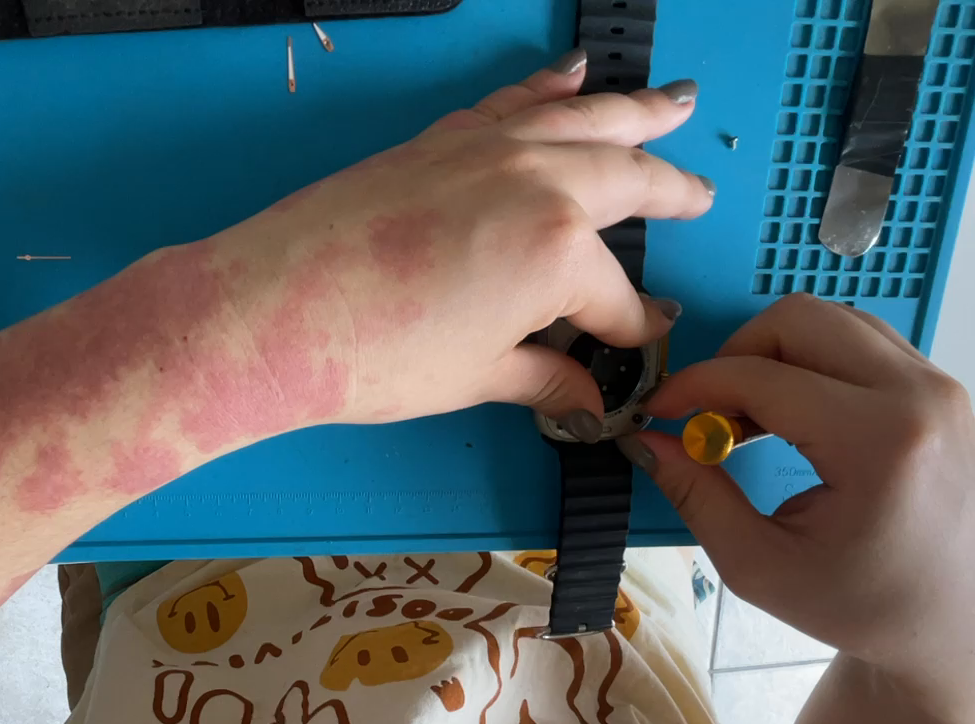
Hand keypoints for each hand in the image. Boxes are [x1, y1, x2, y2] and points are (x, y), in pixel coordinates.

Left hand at [174, 53, 713, 440]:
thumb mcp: (475, 376)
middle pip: (623, 183)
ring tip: (677, 101)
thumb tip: (581, 397)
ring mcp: (487, 151)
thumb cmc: (373, 356)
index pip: (612, 301)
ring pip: (583, 121)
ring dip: (635, 113)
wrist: (273, 313)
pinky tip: (575, 75)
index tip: (639, 347)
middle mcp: (536, 184)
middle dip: (670, 192)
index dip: (628, 332)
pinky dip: (550, 88)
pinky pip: (514, 102)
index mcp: (556, 252)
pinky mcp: (441, 141)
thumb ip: (543, 377)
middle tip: (701, 196)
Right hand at [625, 295, 974, 723]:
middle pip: (800, 319)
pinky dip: (805, 365)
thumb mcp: (757, 565)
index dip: (693, 385)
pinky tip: (785, 420)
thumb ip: (697, 494)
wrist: (954, 628)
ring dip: (770, 356)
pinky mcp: (939, 392)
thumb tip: (646, 442)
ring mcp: (938, 386)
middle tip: (706, 413)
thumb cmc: (857, 607)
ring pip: (831, 321)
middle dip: (733, 355)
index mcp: (879, 440)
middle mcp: (919, 394)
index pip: (762, 375)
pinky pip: (857, 343)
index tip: (655, 412)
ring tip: (743, 420)